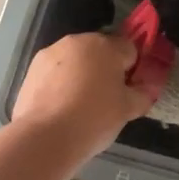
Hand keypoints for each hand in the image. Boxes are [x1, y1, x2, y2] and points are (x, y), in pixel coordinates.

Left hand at [13, 32, 149, 155]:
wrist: (46, 138)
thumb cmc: (95, 118)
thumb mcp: (128, 109)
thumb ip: (143, 94)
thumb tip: (147, 89)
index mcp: (106, 45)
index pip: (129, 49)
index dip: (132, 69)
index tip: (129, 90)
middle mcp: (77, 41)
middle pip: (100, 52)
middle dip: (105, 70)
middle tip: (107, 99)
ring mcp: (51, 54)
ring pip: (75, 61)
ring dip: (81, 75)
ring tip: (80, 106)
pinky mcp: (31, 70)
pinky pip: (55, 73)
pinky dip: (60, 84)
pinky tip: (61, 108)